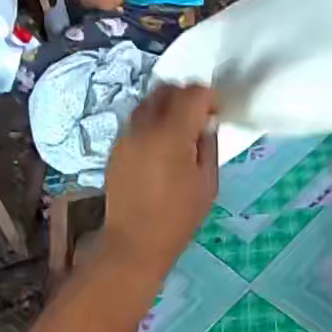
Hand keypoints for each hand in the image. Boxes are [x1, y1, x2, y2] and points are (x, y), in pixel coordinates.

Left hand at [102, 85, 218, 276]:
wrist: (134, 243)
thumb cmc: (178, 217)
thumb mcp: (207, 182)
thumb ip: (208, 144)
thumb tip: (205, 122)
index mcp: (171, 134)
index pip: (192, 93)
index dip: (209, 98)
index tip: (215, 114)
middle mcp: (144, 126)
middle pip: (167, 88)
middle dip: (186, 96)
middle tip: (198, 118)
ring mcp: (126, 134)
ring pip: (148, 100)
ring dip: (167, 106)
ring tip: (178, 130)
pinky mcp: (115, 146)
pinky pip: (136, 119)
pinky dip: (151, 121)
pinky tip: (160, 145)